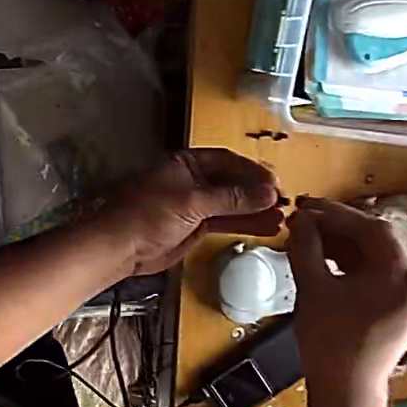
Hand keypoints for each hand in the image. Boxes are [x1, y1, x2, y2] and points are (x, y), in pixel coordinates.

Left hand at [99, 149, 284, 274]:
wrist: (120, 245)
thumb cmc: (147, 214)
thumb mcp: (192, 202)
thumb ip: (231, 198)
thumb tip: (267, 193)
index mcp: (185, 163)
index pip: (226, 160)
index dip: (252, 171)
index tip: (276, 182)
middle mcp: (191, 179)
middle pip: (232, 181)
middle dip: (257, 192)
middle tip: (285, 201)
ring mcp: (194, 203)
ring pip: (232, 203)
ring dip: (256, 210)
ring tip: (284, 217)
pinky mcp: (195, 225)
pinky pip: (225, 220)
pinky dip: (245, 224)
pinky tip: (267, 227)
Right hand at [286, 197, 406, 401]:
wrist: (346, 391)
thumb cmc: (331, 342)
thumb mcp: (313, 287)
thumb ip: (306, 246)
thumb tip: (301, 219)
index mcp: (401, 278)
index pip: (372, 228)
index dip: (336, 213)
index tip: (306, 207)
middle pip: (377, 240)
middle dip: (338, 227)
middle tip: (304, 219)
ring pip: (376, 255)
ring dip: (342, 243)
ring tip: (308, 238)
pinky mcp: (400, 309)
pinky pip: (377, 273)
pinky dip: (350, 261)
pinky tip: (322, 258)